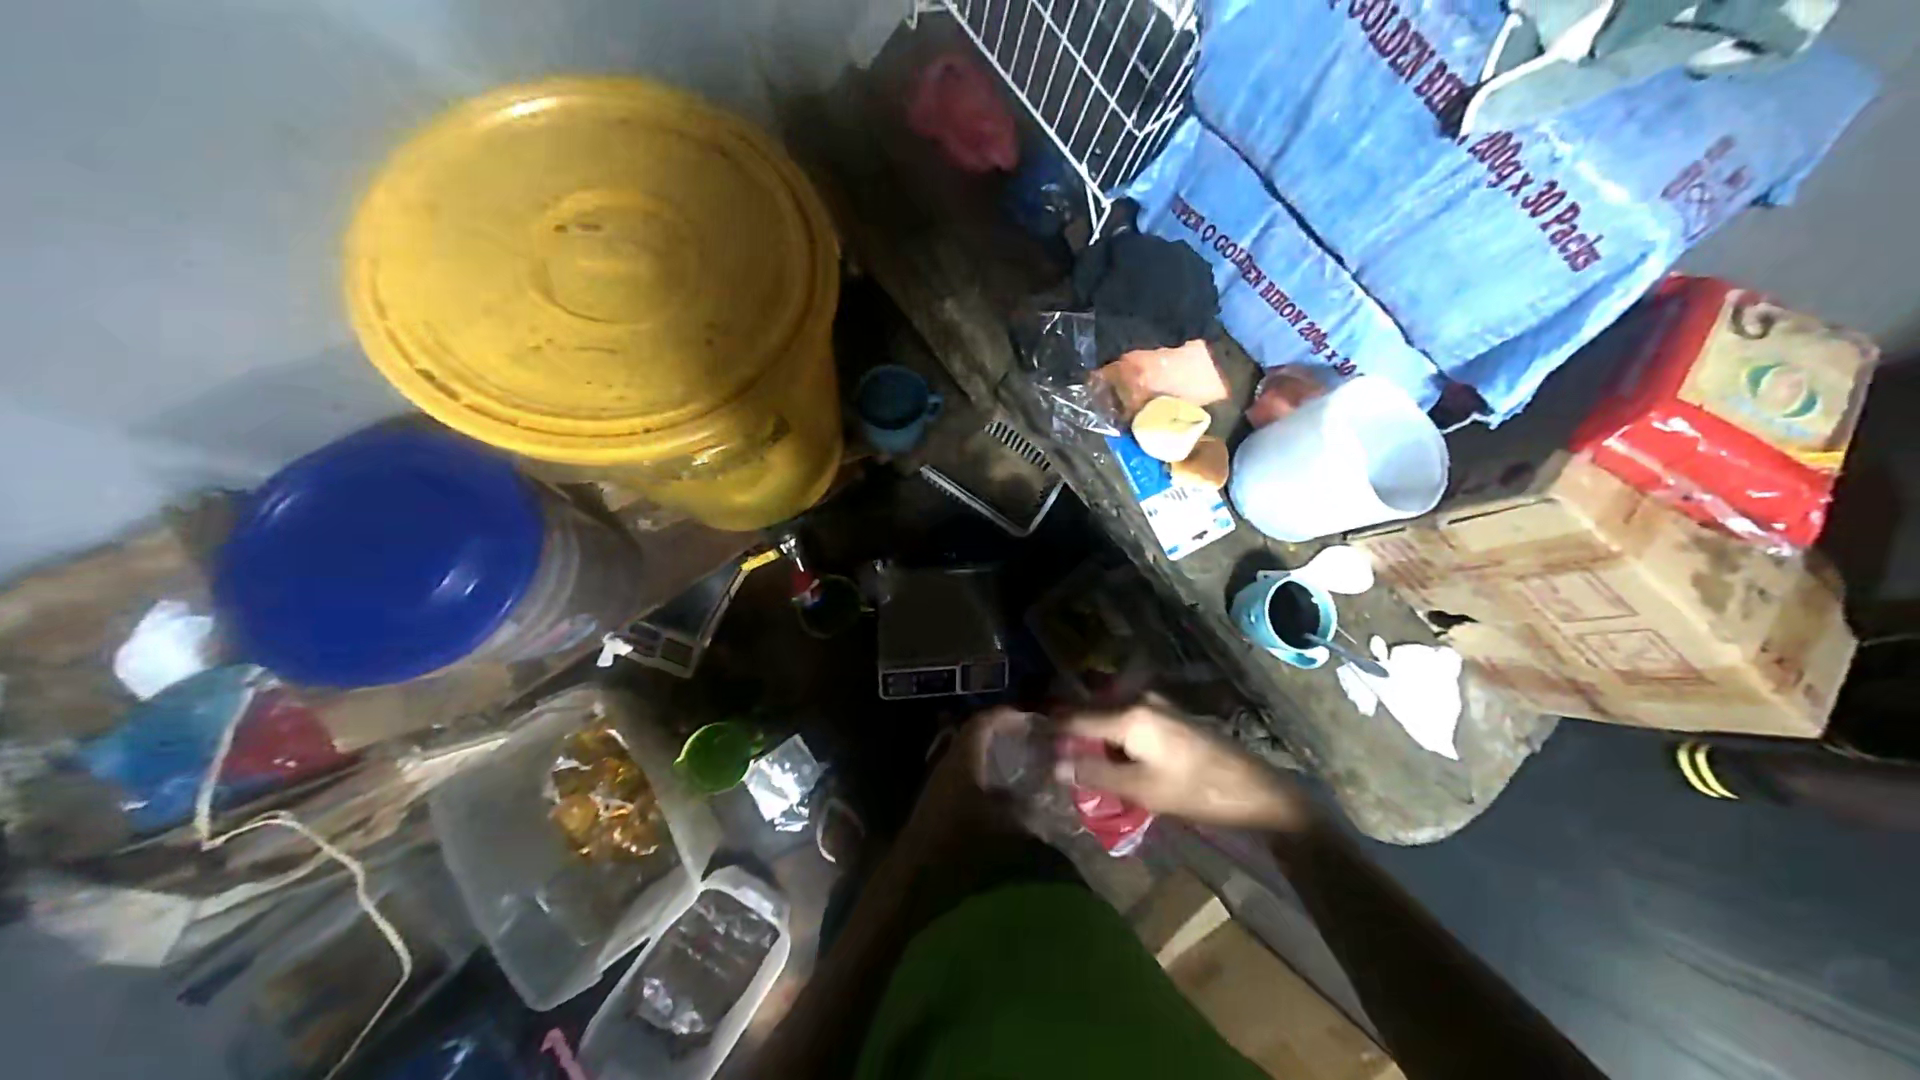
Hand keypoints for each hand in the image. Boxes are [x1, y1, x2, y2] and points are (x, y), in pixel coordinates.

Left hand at [899, 707, 1033, 851]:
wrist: (918, 868)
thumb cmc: (960, 839)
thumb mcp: (1002, 824)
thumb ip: (1027, 808)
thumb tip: (1047, 797)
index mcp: (964, 758)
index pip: (982, 722)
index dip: (1005, 716)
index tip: (1027, 719)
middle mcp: (950, 761)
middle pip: (974, 734)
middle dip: (1000, 731)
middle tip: (1025, 737)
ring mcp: (941, 778)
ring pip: (967, 752)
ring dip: (990, 750)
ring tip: (1017, 759)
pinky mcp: (938, 796)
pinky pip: (963, 769)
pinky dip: (982, 768)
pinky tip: (998, 787)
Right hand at [1055, 701, 1309, 831]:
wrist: (1257, 790)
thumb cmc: (1197, 791)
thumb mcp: (1142, 790)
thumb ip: (1095, 775)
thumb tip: (1055, 765)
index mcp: (1129, 715)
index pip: (1075, 718)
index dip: (1050, 731)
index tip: (1029, 742)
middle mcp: (1139, 699)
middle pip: (1091, 712)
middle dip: (1070, 733)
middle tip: (1050, 757)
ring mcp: (1157, 705)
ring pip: (1109, 716)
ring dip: (1093, 737)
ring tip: (1077, 763)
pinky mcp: (1169, 716)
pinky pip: (1127, 720)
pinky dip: (1113, 737)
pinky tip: (1110, 760)